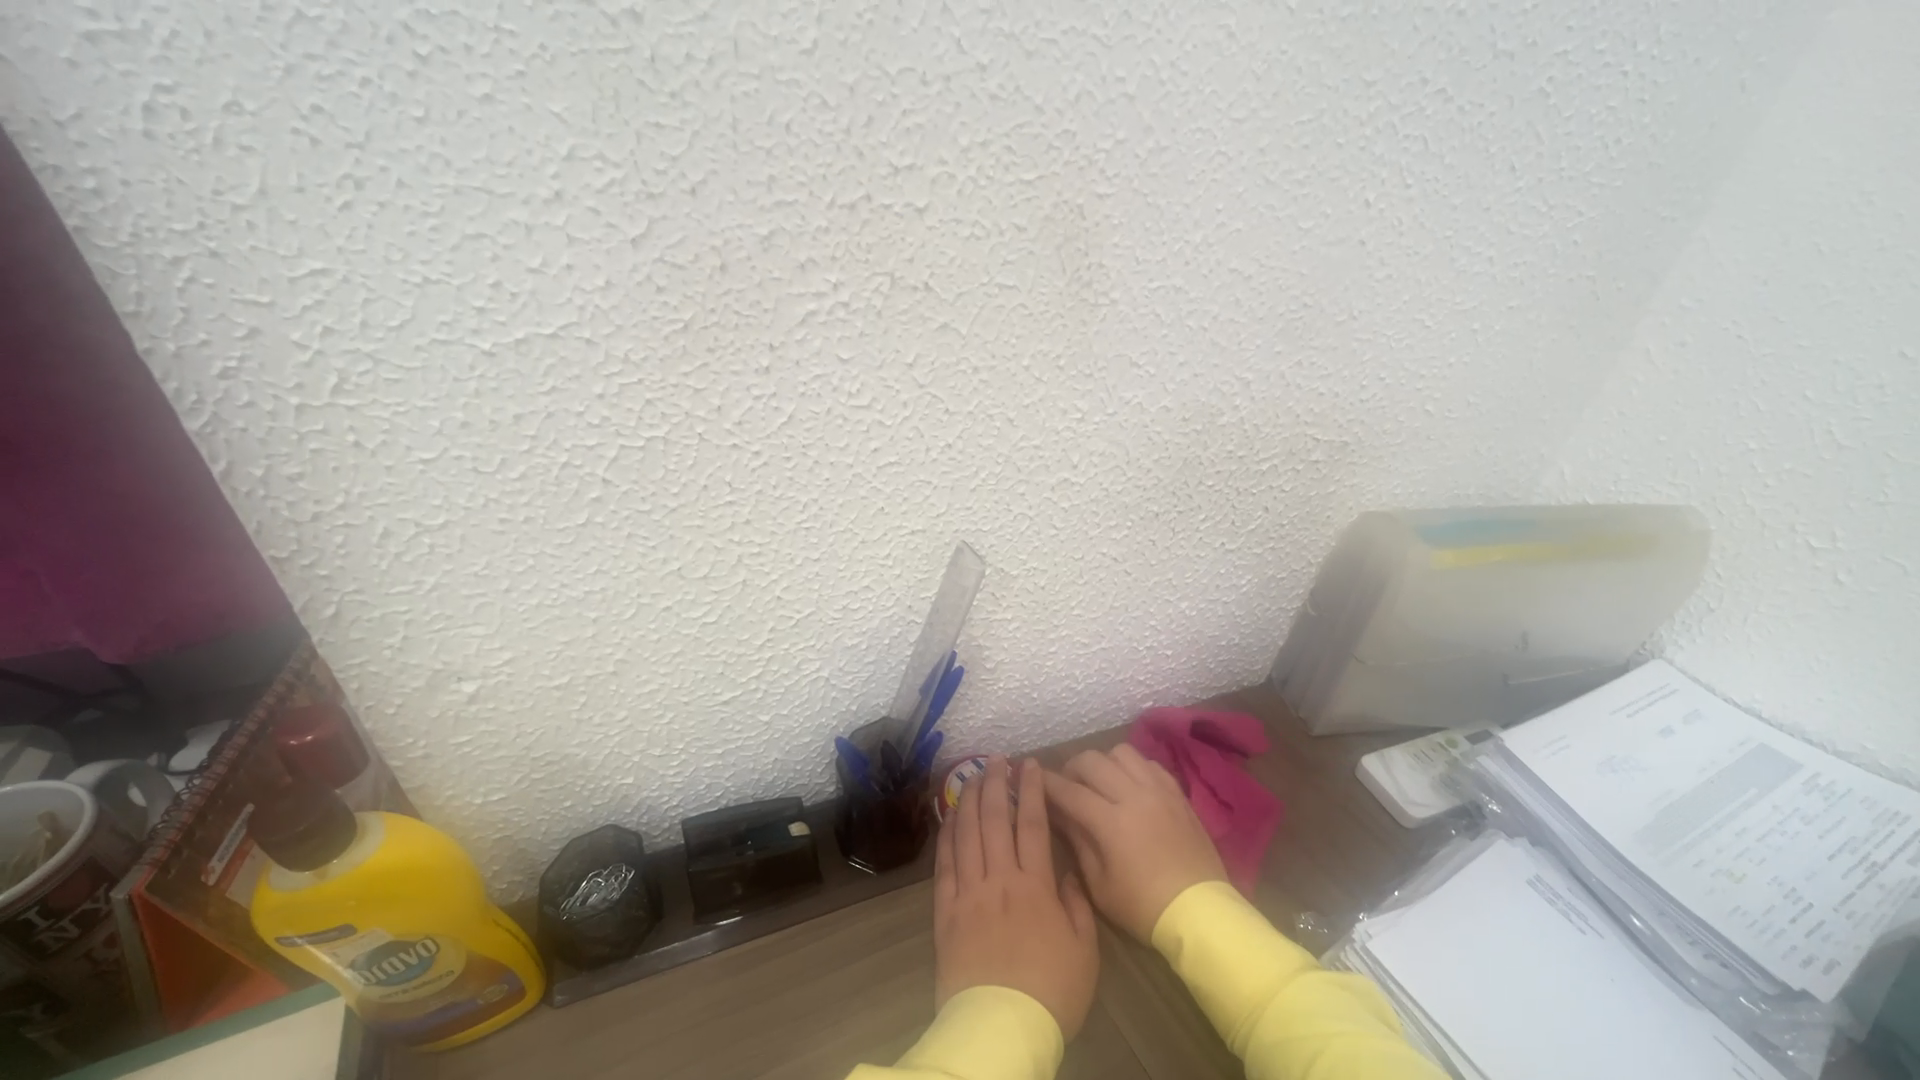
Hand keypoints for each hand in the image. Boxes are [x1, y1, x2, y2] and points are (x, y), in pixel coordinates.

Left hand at [934, 756, 1099, 1038]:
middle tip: (998, 760)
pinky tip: (949, 817)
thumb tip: (1067, 870)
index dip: (1032, 791)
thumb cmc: (1051, 990)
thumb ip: (1076, 903)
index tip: (1031, 766)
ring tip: (972, 775)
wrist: (1002, 1027)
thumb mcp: (1084, 948)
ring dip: (969, 800)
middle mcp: (1000, 879)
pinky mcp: (945, 912)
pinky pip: (944, 864)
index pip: (1033, 824)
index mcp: (1036, 885)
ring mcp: (968, 893)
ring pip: (967, 834)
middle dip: (998, 784)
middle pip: (996, 820)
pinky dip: (946, 835)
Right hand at [1044, 745, 1227, 941]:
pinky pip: (1149, 764)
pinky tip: (1129, 786)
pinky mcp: (1178, 794)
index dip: (1046, 784)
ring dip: (1103, 763)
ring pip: (1122, 752)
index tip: (1032, 780)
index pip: (1069, 791)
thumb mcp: (1099, 885)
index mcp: (1111, 821)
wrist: (1200, 912)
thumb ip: (1078, 842)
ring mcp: (1159, 791)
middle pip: (1092, 761)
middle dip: (1070, 768)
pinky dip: (1132, 768)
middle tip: (1066, 785)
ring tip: (1099, 782)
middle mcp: (1134, 795)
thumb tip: (1059, 814)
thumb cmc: (1143, 907)